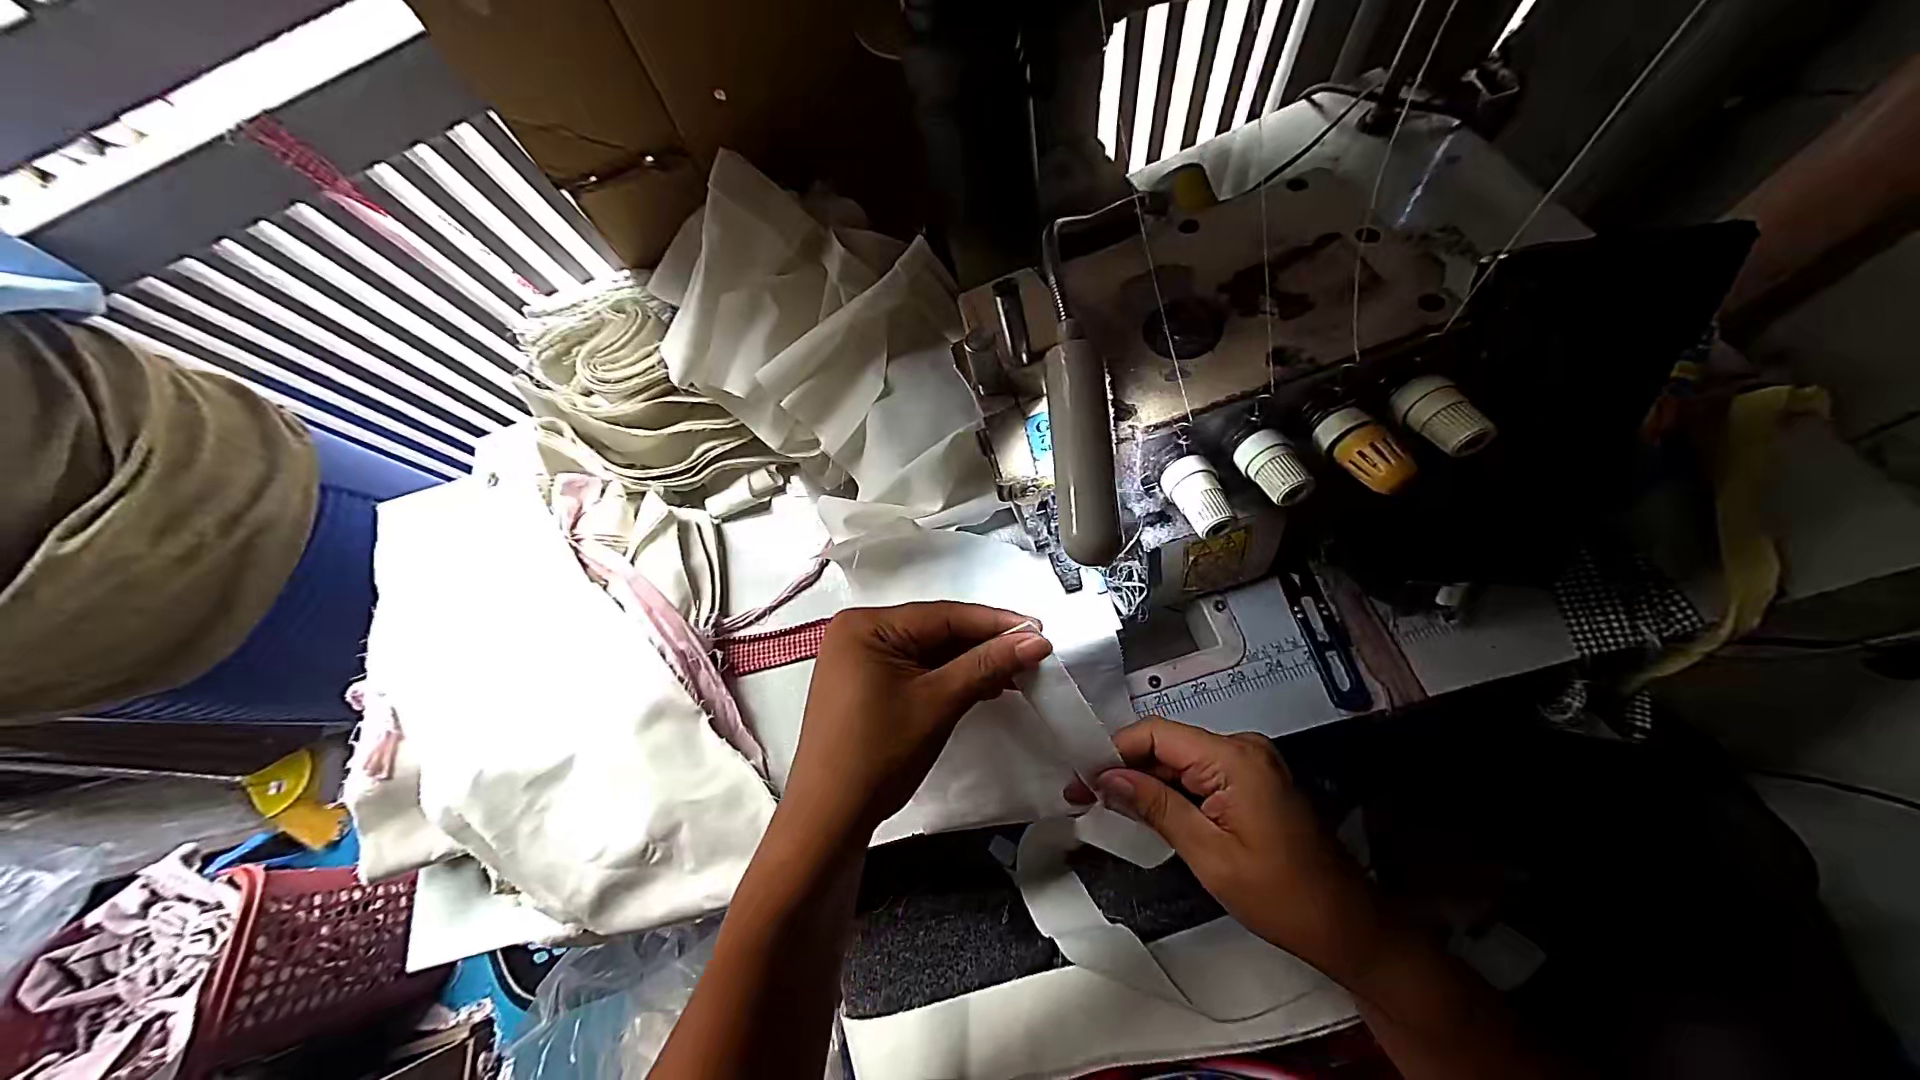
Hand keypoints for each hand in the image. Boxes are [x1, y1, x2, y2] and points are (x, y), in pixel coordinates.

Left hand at [784, 602, 1052, 838]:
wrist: (830, 817)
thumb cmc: (875, 755)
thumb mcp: (938, 703)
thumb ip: (987, 665)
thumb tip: (1034, 641)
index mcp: (865, 625)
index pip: (943, 615)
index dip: (994, 623)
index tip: (1037, 630)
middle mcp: (858, 634)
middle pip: (936, 630)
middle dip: (984, 644)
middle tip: (1031, 652)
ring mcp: (860, 660)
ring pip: (928, 651)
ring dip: (970, 663)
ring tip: (1015, 672)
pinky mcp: (866, 684)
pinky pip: (916, 669)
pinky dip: (949, 677)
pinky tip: (982, 685)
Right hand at [1068, 716, 1386, 979]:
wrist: (1348, 927)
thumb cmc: (1284, 897)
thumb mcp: (1208, 854)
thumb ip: (1155, 807)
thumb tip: (1108, 778)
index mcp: (1234, 758)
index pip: (1155, 734)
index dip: (1113, 752)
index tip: (1083, 780)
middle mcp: (1242, 747)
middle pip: (1166, 744)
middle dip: (1124, 768)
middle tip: (1086, 796)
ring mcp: (1250, 762)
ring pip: (1179, 759)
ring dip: (1145, 780)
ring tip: (1108, 804)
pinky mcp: (1251, 779)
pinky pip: (1199, 772)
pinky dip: (1171, 790)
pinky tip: (1146, 809)